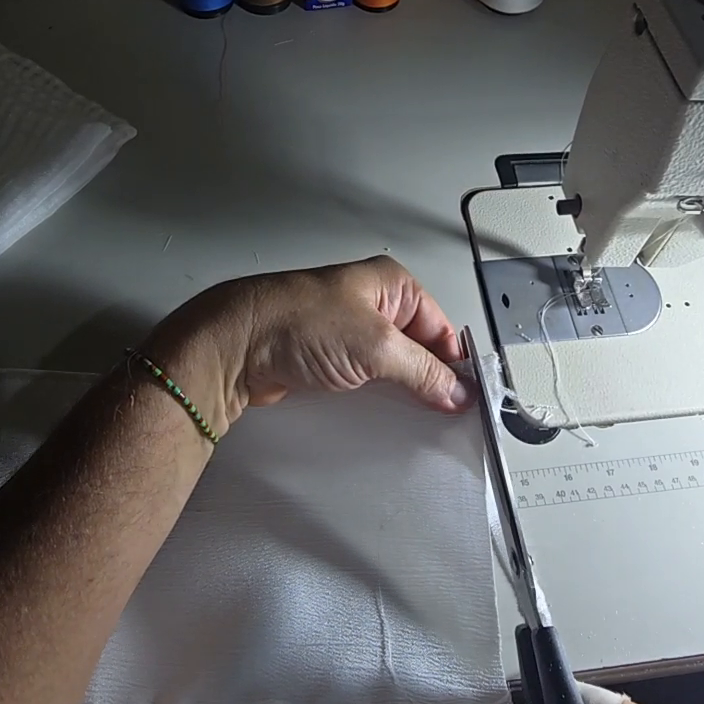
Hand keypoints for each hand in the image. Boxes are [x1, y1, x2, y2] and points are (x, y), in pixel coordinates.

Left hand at [148, 256, 472, 430]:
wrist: (237, 345)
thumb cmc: (296, 322)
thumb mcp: (376, 345)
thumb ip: (422, 370)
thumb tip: (456, 389)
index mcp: (391, 285)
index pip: (440, 326)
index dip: (455, 362)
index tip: (466, 398)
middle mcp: (372, 304)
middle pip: (419, 347)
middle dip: (431, 379)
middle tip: (446, 412)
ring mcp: (349, 332)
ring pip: (392, 367)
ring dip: (403, 391)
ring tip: (417, 417)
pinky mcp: (329, 358)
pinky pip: (367, 381)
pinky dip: (378, 398)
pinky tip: (386, 417)